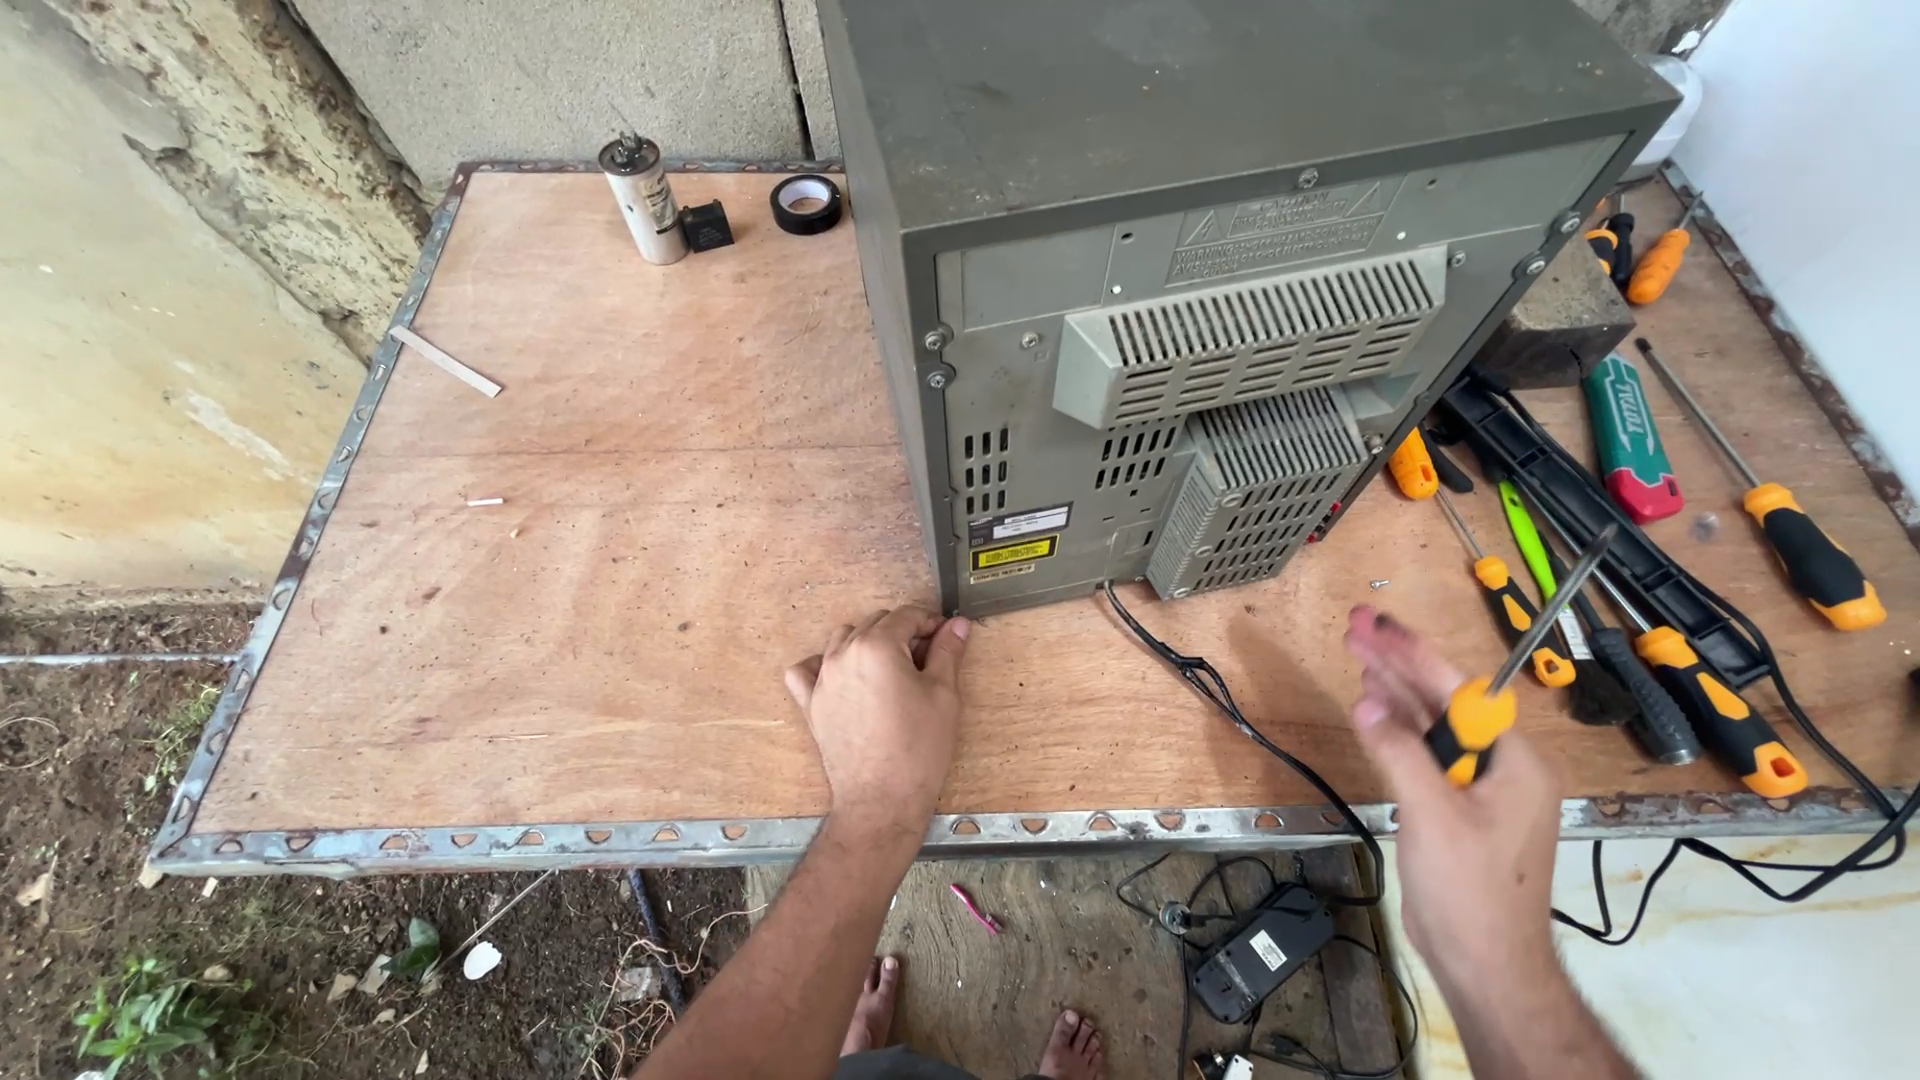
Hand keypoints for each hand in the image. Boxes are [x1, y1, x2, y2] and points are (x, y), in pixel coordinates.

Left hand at [784, 607, 971, 835]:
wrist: (882, 800)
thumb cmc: (918, 749)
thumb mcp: (944, 694)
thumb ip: (948, 651)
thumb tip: (957, 624)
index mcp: (878, 646)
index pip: (906, 615)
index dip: (931, 621)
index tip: (946, 636)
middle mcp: (844, 654)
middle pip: (877, 623)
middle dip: (904, 632)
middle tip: (928, 657)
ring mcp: (823, 678)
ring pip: (844, 638)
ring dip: (869, 642)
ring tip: (893, 669)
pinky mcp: (811, 703)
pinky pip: (806, 670)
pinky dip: (823, 664)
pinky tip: (845, 677)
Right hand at [1342, 605, 1563, 995]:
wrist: (1485, 962)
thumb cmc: (1471, 890)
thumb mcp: (1434, 815)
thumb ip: (1400, 753)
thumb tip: (1366, 702)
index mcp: (1514, 761)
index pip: (1458, 692)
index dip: (1414, 653)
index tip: (1380, 623)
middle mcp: (1499, 765)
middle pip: (1442, 700)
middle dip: (1398, 662)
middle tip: (1357, 624)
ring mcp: (1476, 786)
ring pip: (1429, 724)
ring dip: (1392, 689)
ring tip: (1357, 651)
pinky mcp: (1452, 805)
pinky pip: (1422, 751)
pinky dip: (1394, 727)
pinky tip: (1371, 705)